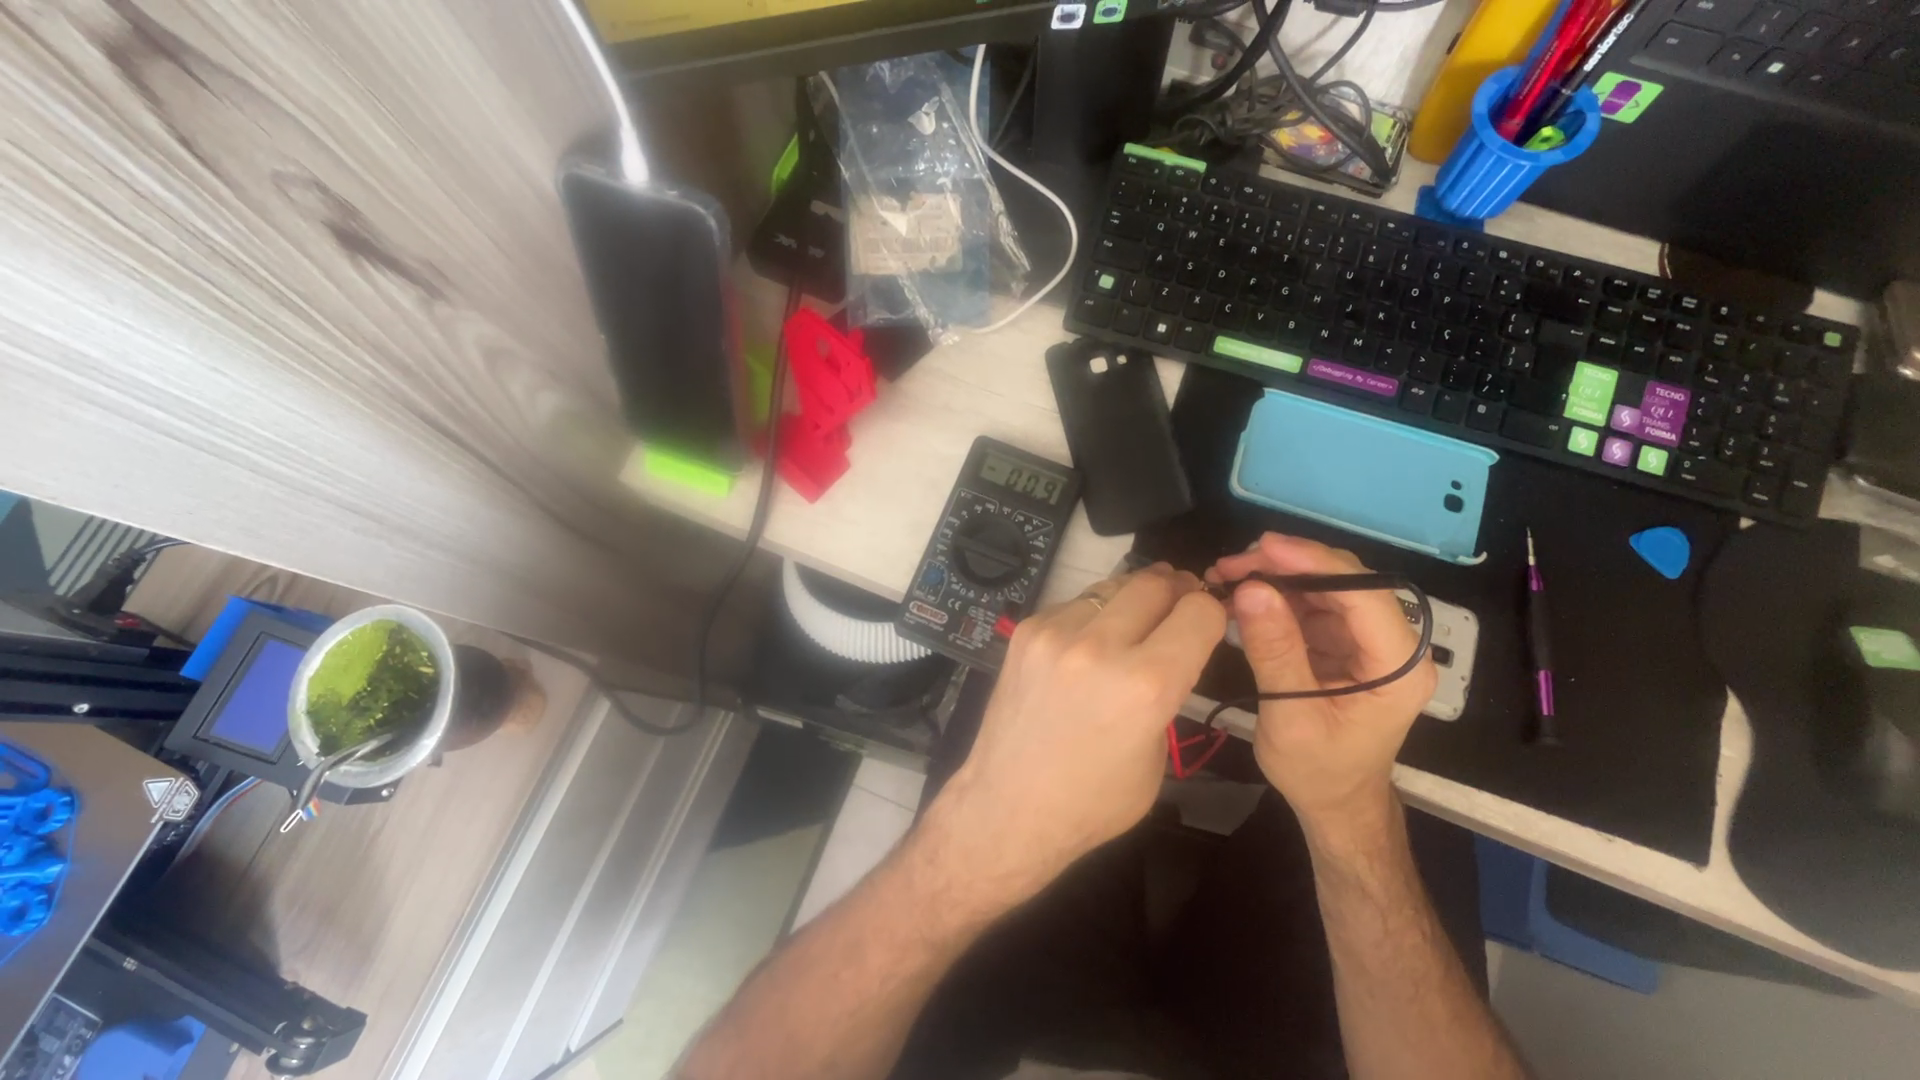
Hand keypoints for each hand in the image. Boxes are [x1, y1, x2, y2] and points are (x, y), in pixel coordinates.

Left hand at [930, 564, 1225, 902]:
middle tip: (1180, 603)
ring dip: (1133, 598)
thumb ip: (1170, 691)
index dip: (1212, 612)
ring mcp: (1056, 635)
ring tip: (1137, 619)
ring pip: (1112, 587)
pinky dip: (1092, 615)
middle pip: (1155, 583)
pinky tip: (1089, 643)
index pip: (1199, 613)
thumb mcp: (1158, 755)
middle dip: (1176, 591)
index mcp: (1147, 685)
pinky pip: (1074, 604)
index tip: (1210, 619)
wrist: (1010, 806)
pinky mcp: (1026, 632)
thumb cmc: (1094, 800)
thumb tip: (1176, 649)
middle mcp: (1101, 648)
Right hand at [1208, 534, 1433, 829]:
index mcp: (1400, 668)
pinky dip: (1276, 596)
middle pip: (1347, 582)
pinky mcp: (1344, 644)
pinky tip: (1241, 595)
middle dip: (1289, 565)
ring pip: (1326, 587)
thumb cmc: (1319, 772)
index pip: (1366, 595)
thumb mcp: (1291, 716)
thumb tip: (1251, 589)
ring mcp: (1368, 642)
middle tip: (1232, 563)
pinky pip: (1312, 605)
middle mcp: (1394, 646)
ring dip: (1277, 577)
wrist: (1334, 803)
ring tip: (1227, 575)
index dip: (1316, 564)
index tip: (1264, 548)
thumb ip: (1275, 651)